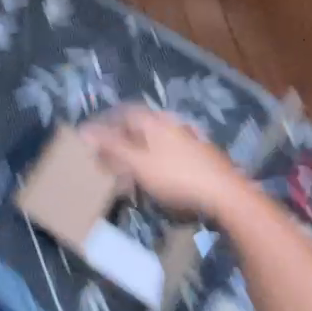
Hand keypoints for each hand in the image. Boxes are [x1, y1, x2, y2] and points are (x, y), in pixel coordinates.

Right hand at [82, 107, 248, 217]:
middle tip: (110, 160)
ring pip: (154, 140)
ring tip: (131, 173)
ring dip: (139, 153)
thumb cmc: (177, 178)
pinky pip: (170, 153)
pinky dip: (157, 162)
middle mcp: (169, 123)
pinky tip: (158, 180)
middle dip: (121, 141)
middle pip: (137, 126)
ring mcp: (188, 138)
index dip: (103, 125)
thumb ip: (109, 146)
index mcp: (152, 120)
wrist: (229, 198)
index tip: (92, 142)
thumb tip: (82, 130)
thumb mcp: (136, 164)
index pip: (120, 113)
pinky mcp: (203, 156)